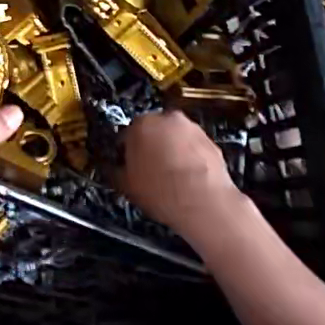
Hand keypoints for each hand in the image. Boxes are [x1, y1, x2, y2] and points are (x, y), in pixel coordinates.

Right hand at [121, 110, 245, 239]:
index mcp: (140, 125)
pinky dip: (190, 158)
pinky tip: (186, 178)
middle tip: (147, 169)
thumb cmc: (164, 192)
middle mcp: (167, 120)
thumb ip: (115, 171)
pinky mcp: (210, 141)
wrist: (203, 204)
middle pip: (153, 130)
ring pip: (174, 137)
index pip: (126, 133)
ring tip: (169, 176)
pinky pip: (193, 147)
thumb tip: (114, 171)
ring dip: (171, 150)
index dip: (125, 151)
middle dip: (150, 146)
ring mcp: (191, 129)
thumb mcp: (126, 185)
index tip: (127, 163)